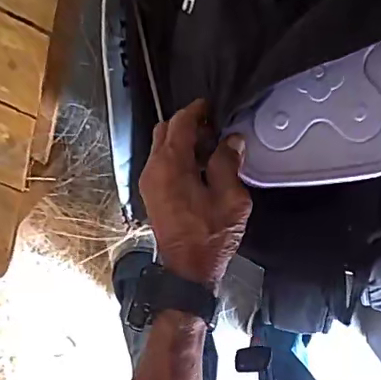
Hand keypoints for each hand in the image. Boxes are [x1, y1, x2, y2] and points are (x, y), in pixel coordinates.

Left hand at [140, 99, 251, 287]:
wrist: (188, 272)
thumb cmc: (208, 240)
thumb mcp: (230, 199)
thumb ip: (228, 164)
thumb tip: (231, 142)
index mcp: (170, 165)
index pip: (180, 122)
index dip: (198, 111)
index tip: (211, 107)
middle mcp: (153, 171)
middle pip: (166, 131)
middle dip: (189, 125)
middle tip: (214, 129)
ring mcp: (149, 185)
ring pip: (162, 148)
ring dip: (184, 143)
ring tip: (211, 151)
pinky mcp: (153, 197)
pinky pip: (162, 166)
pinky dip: (179, 160)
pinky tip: (200, 170)